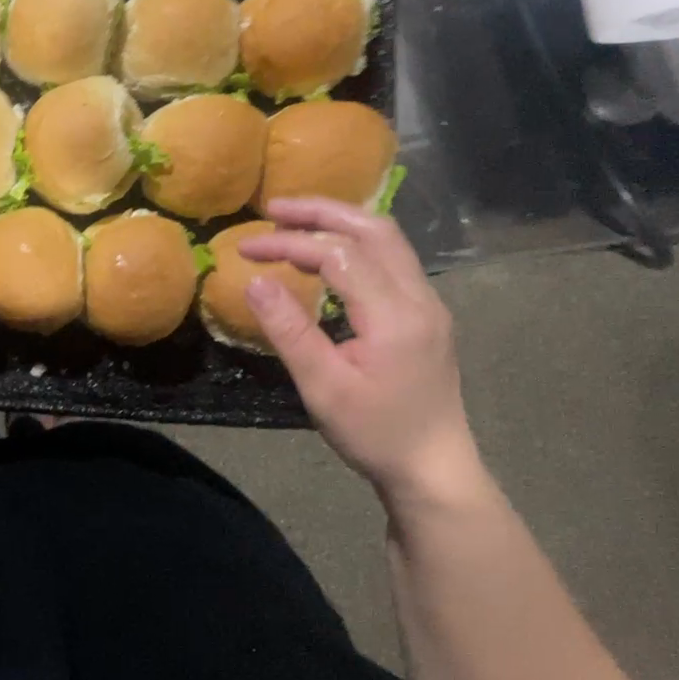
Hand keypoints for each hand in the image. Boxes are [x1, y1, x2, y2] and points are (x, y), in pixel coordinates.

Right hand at [239, 198, 485, 506]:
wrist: (434, 469)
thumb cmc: (374, 432)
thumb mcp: (322, 386)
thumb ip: (289, 330)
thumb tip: (253, 280)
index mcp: (396, 316)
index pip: (339, 255)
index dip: (289, 243)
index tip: (244, 248)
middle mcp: (420, 299)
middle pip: (374, 230)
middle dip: (320, 212)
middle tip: (272, 210)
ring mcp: (428, 304)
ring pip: (387, 240)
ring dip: (338, 223)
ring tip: (292, 223)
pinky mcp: (424, 314)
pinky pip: (390, 259)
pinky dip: (352, 244)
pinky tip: (323, 256)